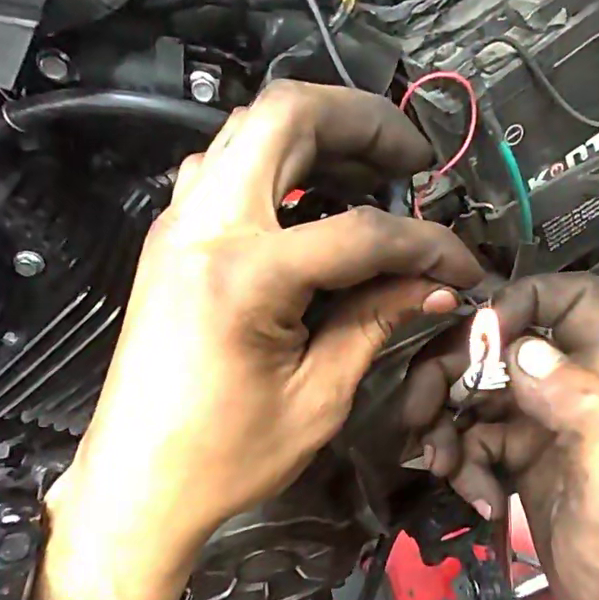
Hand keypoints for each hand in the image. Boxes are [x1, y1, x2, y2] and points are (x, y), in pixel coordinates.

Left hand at [41, 82, 484, 599]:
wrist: (135, 485)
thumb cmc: (225, 457)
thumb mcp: (320, 396)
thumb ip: (378, 319)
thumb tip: (440, 283)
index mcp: (246, 275)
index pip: (362, 230)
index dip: (427, 243)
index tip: (463, 265)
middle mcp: (205, 225)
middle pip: (287, 114)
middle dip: (364, 122)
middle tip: (412, 159)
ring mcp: (179, 223)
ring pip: (252, 129)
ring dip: (320, 136)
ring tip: (373, 174)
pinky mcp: (172, 236)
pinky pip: (229, 166)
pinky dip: (280, 164)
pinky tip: (313, 202)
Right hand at [399, 275, 598, 599]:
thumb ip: (585, 408)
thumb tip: (523, 349)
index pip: (574, 299)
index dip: (525, 299)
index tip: (481, 337)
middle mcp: (572, 389)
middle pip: (502, 345)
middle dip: (455, 371)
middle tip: (424, 411)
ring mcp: (543, 424)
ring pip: (478, 392)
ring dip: (447, 423)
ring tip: (441, 465)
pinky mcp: (523, 459)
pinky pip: (476, 440)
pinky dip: (463, 464)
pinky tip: (476, 499)